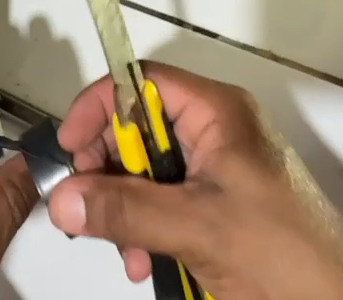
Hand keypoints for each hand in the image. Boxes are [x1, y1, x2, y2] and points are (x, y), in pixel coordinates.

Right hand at [50, 63, 342, 299]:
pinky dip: (146, 227)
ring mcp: (219, 168)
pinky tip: (143, 262)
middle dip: (109, 170)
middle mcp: (215, 129)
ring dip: (125, 207)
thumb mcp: (196, 227)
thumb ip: (125, 210)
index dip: (100, 106)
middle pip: (139, 127)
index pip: (141, 82)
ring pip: (148, 170)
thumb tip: (61, 198)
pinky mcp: (221, 205)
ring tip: (123, 251)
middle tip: (85, 207)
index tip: (70, 148)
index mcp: (216, 111)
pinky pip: (166, 200)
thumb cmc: (281, 254)